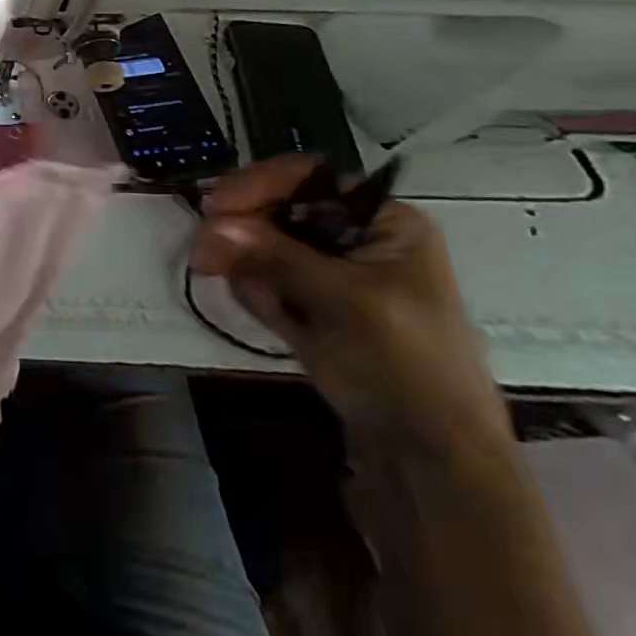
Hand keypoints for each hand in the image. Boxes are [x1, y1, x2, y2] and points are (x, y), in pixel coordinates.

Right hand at [191, 155, 510, 450]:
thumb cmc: (408, 363)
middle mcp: (354, 241)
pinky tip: (266, 313)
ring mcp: (329, 277)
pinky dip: (255, 292)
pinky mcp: (309, 309)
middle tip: (204, 250)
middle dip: (243, 229)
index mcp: (383, 223)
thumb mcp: (346, 301)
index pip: (312, 181)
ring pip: (266, 249)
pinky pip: (266, 284)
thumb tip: (213, 225)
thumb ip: (278, 258)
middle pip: (281, 213)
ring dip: (245, 264)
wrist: (431, 453)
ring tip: (237, 287)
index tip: (216, 204)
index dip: (262, 185)